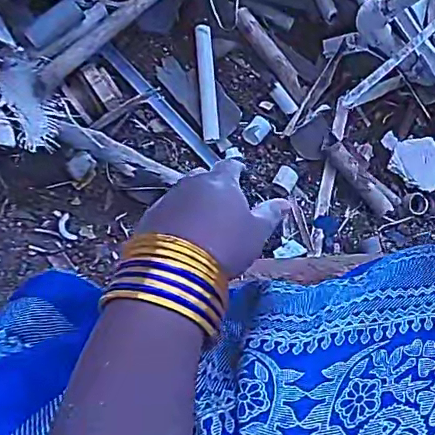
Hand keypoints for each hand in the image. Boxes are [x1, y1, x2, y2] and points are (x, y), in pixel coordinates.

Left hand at [135, 159, 291, 278]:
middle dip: (211, 187)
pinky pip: (165, 214)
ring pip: (182, 195)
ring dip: (191, 205)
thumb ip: (270, 215)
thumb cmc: (224, 246)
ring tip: (200, 224)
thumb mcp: (256, 233)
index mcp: (221, 182)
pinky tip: (180, 236)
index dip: (237, 169)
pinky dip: (173, 220)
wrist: (175, 268)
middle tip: (220, 203)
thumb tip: (284, 203)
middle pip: (203, 178)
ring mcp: (167, 199)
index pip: (231, 166)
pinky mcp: (149, 218)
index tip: (240, 172)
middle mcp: (191, 183)